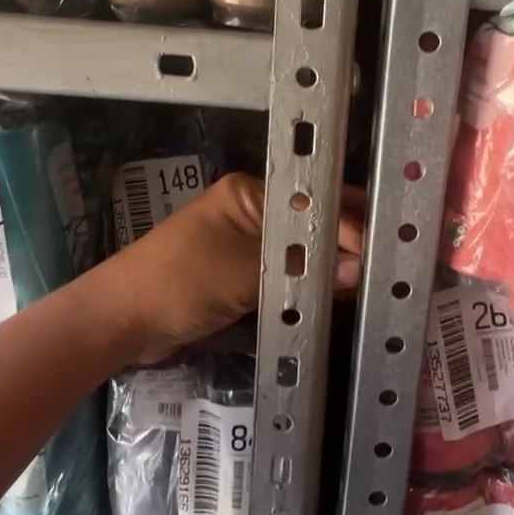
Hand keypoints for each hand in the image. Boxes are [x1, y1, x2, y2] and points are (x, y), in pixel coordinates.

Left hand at [103, 173, 365, 363]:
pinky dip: (311, 287)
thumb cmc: (178, 282)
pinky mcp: (246, 278)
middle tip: (389, 268)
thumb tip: (358, 270)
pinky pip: (289, 278)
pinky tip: (340, 298)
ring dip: (333, 269)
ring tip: (377, 284)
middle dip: (349, 245)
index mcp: (252, 194)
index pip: (317, 202)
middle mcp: (256, 214)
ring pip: (305, 254)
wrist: (124, 320)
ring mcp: (251, 247)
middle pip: (314, 226)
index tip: (385, 252)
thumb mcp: (243, 272)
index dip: (353, 227)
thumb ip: (302, 269)